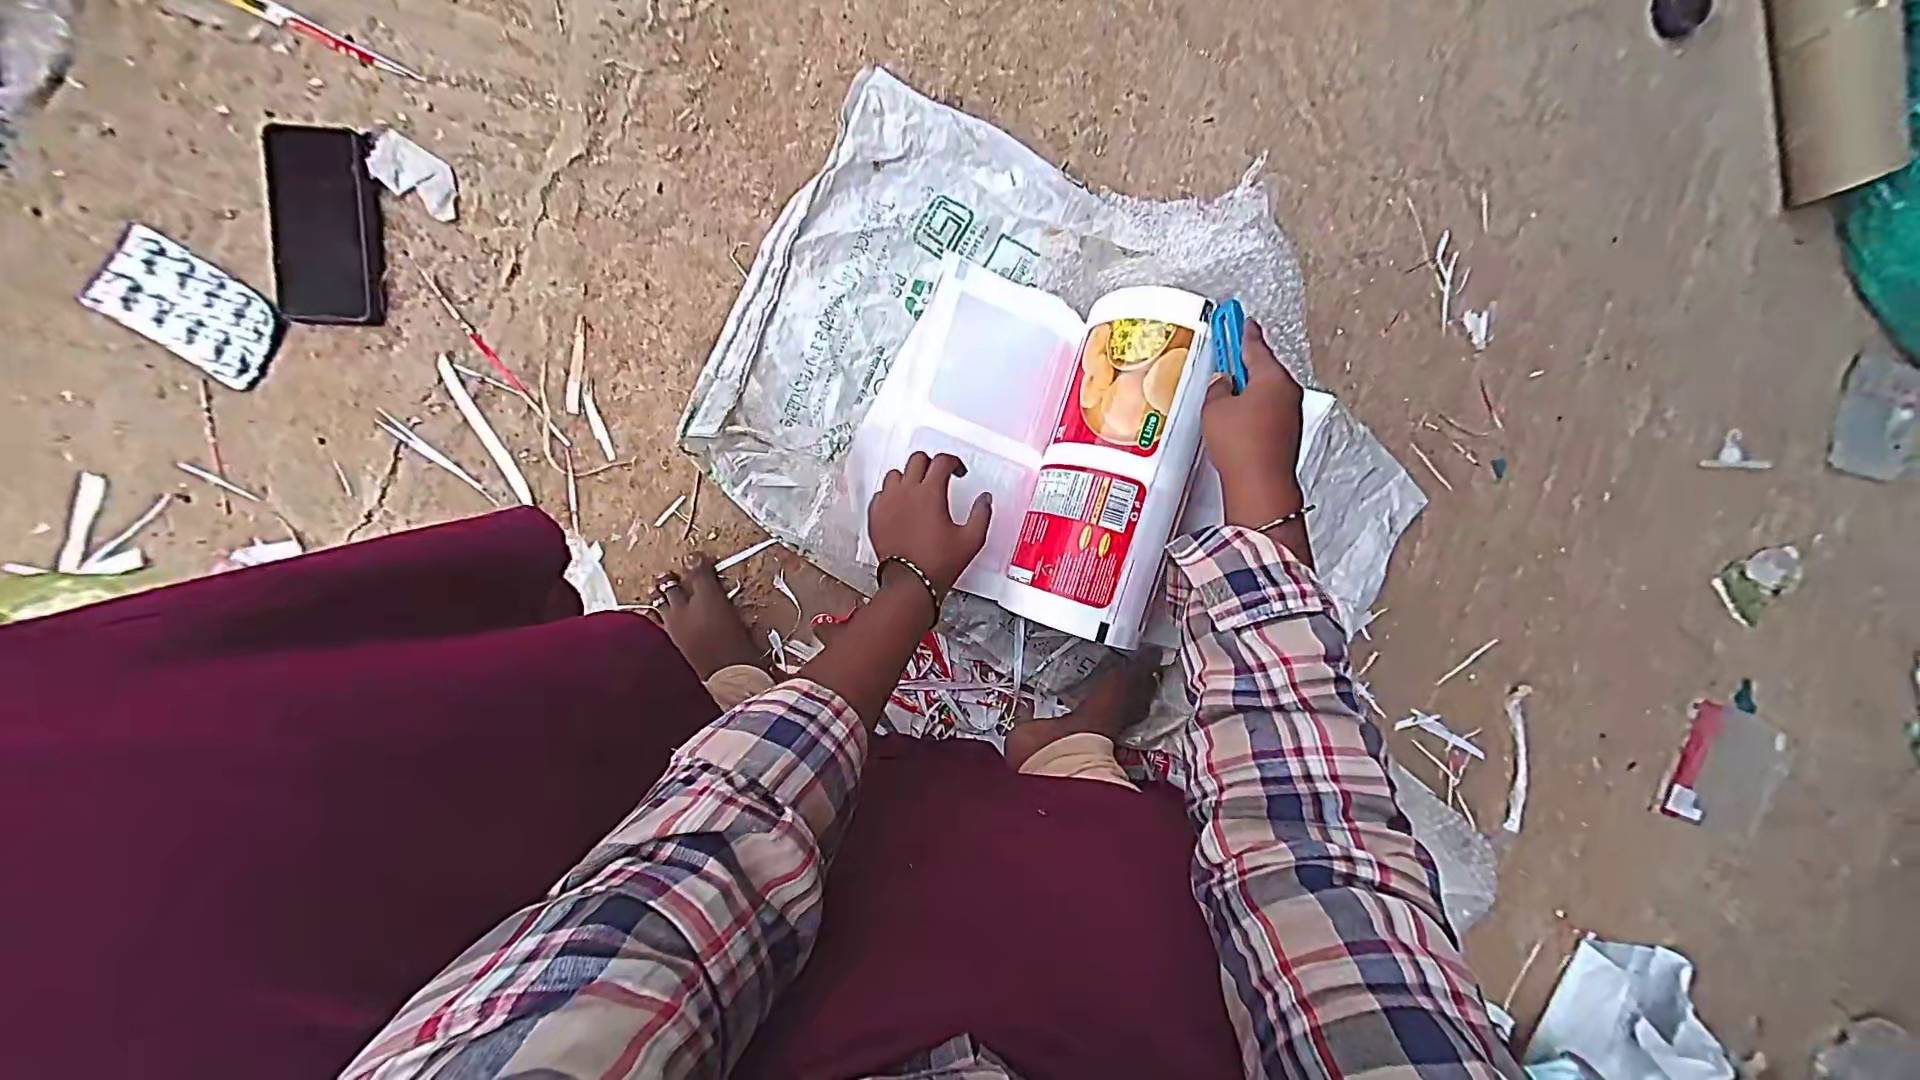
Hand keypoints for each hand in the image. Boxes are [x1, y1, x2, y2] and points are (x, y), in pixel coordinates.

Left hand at [868, 452, 991, 594]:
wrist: (910, 583)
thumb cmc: (938, 563)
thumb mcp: (971, 539)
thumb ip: (981, 514)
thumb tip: (985, 499)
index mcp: (930, 493)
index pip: (941, 461)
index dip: (953, 462)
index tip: (957, 471)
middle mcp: (906, 492)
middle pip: (917, 460)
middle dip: (931, 463)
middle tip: (939, 475)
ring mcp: (887, 503)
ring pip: (895, 474)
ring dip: (909, 476)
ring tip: (918, 488)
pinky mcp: (875, 516)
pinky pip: (880, 494)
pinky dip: (891, 494)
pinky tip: (900, 504)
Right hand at [1202, 317, 1306, 527]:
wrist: (1259, 483)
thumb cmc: (1240, 445)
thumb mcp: (1215, 409)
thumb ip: (1217, 389)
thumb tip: (1222, 383)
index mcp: (1271, 378)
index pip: (1254, 346)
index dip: (1241, 332)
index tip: (1237, 319)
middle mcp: (1286, 391)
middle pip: (1262, 367)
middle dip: (1243, 361)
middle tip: (1228, 349)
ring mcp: (1289, 413)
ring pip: (1265, 390)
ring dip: (1247, 386)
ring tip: (1225, 387)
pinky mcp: (1285, 432)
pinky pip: (1266, 408)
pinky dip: (1252, 405)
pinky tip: (1235, 414)